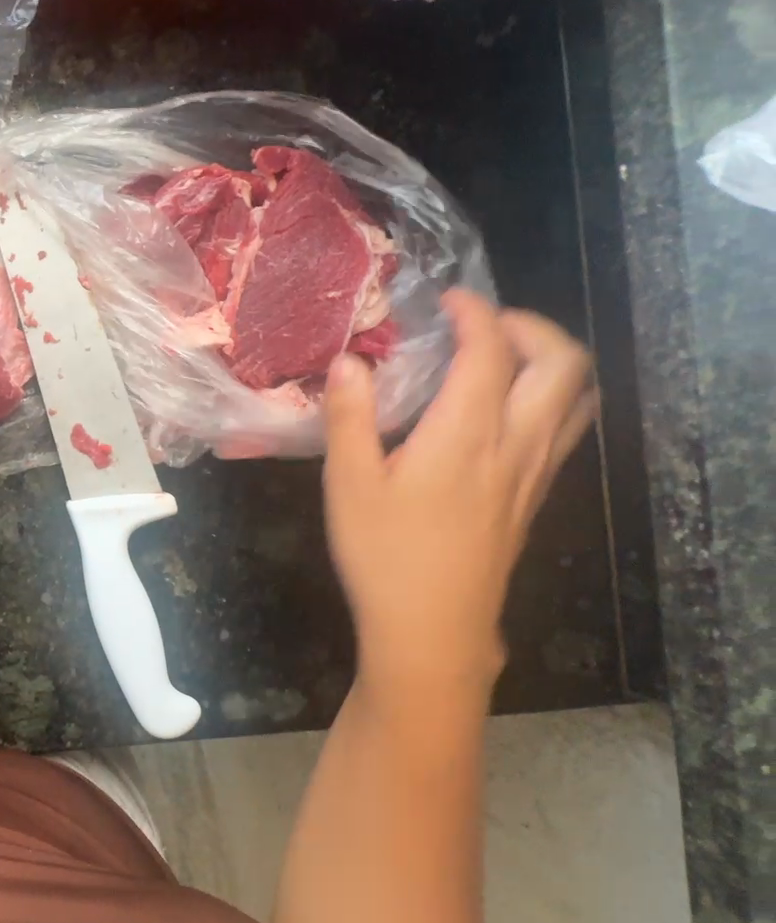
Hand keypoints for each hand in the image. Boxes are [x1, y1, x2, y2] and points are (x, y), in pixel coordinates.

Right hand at [323, 290, 595, 688]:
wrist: (432, 623)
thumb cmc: (381, 551)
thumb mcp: (347, 482)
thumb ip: (348, 416)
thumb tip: (347, 362)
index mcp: (465, 434)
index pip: (491, 352)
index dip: (475, 313)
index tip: (446, 298)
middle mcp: (514, 444)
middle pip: (561, 364)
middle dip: (530, 327)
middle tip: (481, 322)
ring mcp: (533, 471)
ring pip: (575, 395)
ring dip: (548, 358)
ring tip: (500, 354)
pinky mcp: (533, 494)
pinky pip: (565, 426)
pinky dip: (548, 394)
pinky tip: (503, 407)